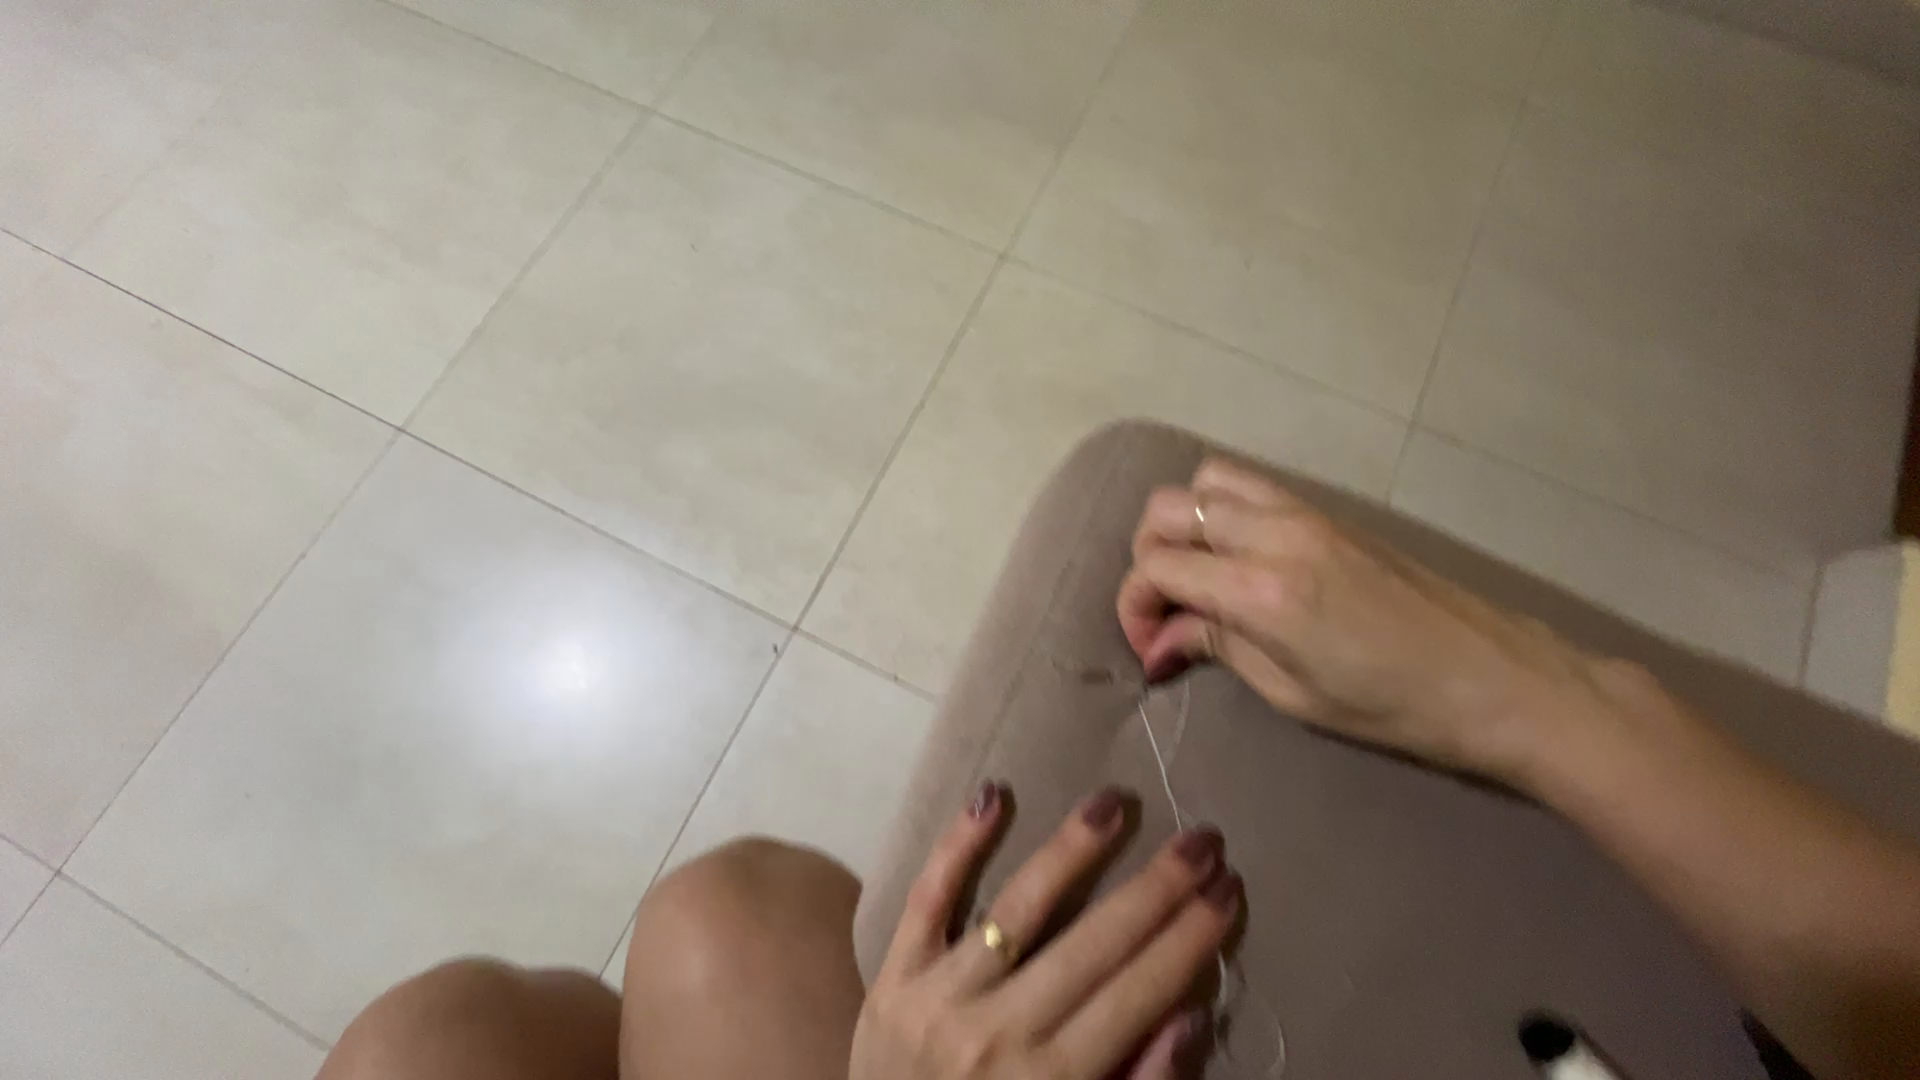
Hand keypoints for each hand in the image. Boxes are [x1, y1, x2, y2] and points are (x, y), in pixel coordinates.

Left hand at [851, 782, 1238, 1079]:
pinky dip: (960, 844)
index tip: (1226, 887)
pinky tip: (995, 794)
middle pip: (1092, 945)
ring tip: (1114, 803)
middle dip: (1156, 889)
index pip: (1136, 995)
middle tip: (1202, 840)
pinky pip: (929, 895)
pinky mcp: (897, 970)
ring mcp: (940, 995)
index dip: (1188, 939)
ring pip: (1018, 907)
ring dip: (1072, 850)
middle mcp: (999, 1033)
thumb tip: (1189, 1015)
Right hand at [1116, 458, 1648, 782]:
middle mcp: (1273, 533)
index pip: (1158, 565)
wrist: (1500, 681)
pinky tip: (1234, 557)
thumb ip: (1216, 646)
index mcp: (1261, 589)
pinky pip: (1247, 485)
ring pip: (1204, 480)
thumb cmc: (1394, 707)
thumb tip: (1160, 641)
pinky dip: (1218, 509)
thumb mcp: (1292, 693)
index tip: (1148, 646)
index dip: (1133, 604)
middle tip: (1166, 609)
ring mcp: (1303, 513)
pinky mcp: (1327, 512)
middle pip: (1168, 509)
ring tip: (1195, 573)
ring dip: (1181, 523)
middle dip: (1146, 557)